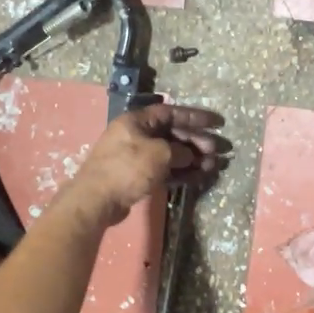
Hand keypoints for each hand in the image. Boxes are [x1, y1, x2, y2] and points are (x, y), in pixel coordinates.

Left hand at [63, 104, 224, 227]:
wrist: (97, 199)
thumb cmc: (127, 168)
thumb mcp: (159, 153)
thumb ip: (179, 150)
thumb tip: (189, 155)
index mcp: (137, 121)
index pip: (171, 113)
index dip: (195, 116)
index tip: (216, 122)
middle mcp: (137, 135)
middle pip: (172, 134)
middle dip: (196, 142)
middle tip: (215, 150)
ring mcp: (136, 157)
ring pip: (170, 154)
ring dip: (192, 160)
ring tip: (212, 166)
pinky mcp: (138, 177)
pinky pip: (164, 170)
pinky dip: (181, 173)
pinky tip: (198, 177)